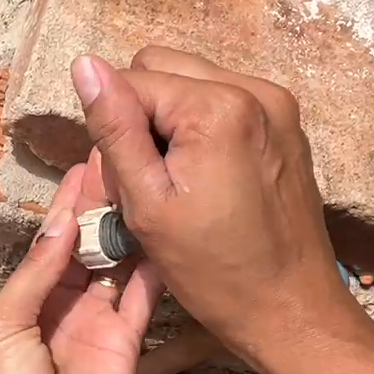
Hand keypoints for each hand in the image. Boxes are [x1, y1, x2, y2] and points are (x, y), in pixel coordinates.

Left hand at [0, 163, 161, 373]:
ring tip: (148, 180)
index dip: (68, 204)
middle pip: (87, 244)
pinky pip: (143, 297)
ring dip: (128, 226)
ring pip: (117, 263)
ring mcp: (97, 321)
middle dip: (102, 204)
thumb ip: (34, 274)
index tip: (87, 161)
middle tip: (125, 157)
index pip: (50, 241)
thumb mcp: (4, 326)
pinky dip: (153, 267)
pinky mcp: (128, 342)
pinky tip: (165, 230)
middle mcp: (63, 303)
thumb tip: (60, 221)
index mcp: (26, 298)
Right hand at [71, 47, 361, 368]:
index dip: (113, 130)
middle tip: (147, 178)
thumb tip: (84, 66)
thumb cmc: (210, 268)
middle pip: (160, 68)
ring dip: (166, 121)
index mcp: (218, 106)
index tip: (127, 182)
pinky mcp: (285, 123)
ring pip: (188, 82)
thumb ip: (114, 130)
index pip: (130, 81)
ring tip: (175, 180)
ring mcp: (277, 103)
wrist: (289, 308)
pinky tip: (203, 177)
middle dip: (138, 115)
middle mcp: (254, 88)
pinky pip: (219, 100)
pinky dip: (196, 128)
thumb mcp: (146, 203)